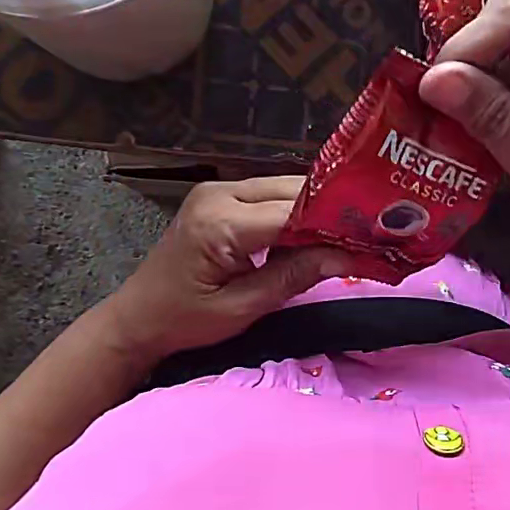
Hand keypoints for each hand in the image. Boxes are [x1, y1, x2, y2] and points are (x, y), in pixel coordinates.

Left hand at [97, 177, 351, 364]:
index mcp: (220, 222)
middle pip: (291, 190)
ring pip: (283, 189)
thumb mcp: (242, 308)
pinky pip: (267, 197)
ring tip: (347, 236)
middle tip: (367, 236)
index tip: (371, 237)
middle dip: (329, 213)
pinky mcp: (219, 198)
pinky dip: (293, 213)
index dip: (334, 224)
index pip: (292, 212)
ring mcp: (217, 191)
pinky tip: (312, 234)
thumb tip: (346, 257)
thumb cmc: (184, 320)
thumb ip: (293, 277)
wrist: (138, 317)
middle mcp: (219, 193)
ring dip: (313, 211)